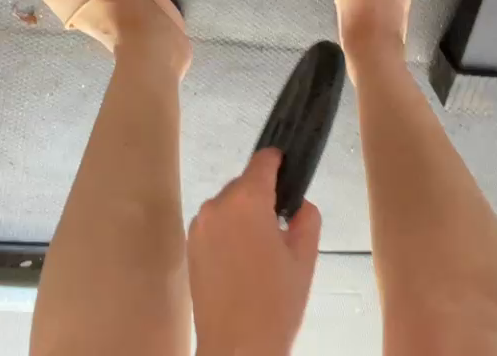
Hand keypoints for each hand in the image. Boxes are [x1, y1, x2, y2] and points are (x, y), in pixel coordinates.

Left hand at [188, 149, 321, 355]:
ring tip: (260, 250)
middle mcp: (218, 204)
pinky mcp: (190, 245)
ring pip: (229, 204)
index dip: (280, 162)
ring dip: (244, 215)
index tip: (291, 173)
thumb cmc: (275, 303)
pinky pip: (215, 224)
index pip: (264, 160)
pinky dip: (229, 232)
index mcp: (248, 200)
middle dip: (263, 197)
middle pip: (245, 183)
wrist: (238, 349)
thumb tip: (299, 204)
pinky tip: (241, 261)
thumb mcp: (305, 258)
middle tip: (281, 227)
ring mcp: (200, 224)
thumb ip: (306, 218)